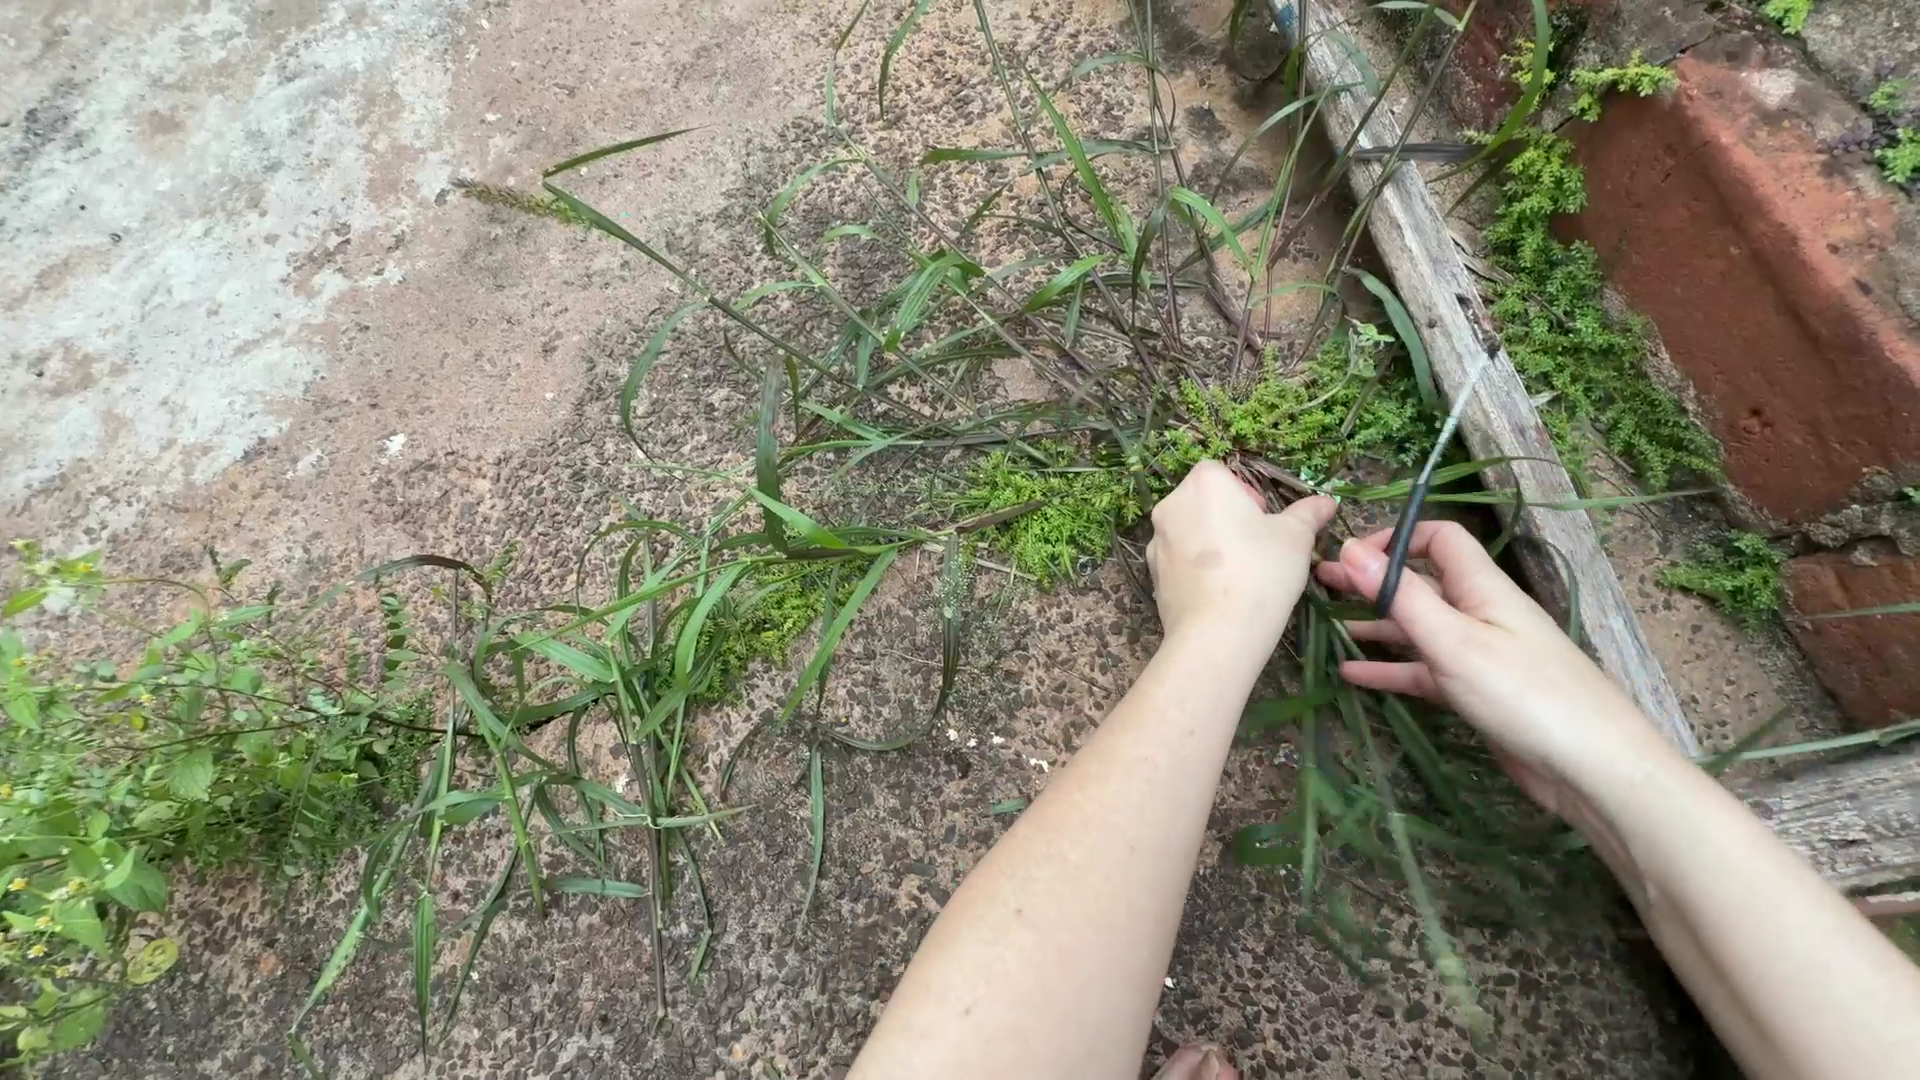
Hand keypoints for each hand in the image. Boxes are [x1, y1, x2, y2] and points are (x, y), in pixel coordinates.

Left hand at [1146, 461, 1335, 648]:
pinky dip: (1194, 567)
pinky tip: (1217, 590)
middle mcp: (1170, 506)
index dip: (1244, 492)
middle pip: (1200, 500)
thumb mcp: (1295, 538)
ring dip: (1208, 541)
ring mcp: (1156, 541)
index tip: (1263, 520)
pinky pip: (1177, 559)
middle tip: (1254, 545)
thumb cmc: (1261, 571)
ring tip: (1238, 571)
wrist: (1218, 631)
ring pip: (1187, 530)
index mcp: (1203, 484)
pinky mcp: (1152, 572)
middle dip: (1226, 516)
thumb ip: (1307, 514)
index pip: (1220, 472)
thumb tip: (1326, 502)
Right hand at [1314, 521, 1672, 827]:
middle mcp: (1478, 612)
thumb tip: (1349, 548)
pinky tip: (1352, 675)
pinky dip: (1389, 668)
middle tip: (1319, 581)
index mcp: (1481, 588)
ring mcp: (1477, 653)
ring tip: (1328, 625)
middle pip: (1419, 583)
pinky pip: (1422, 669)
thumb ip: (1400, 596)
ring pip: (1416, 628)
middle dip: (1370, 580)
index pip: (1439, 539)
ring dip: (1374, 624)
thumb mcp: (1453, 640)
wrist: (1592, 770)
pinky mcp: (1473, 690)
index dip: (1395, 539)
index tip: (1349, 557)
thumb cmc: (1523, 694)